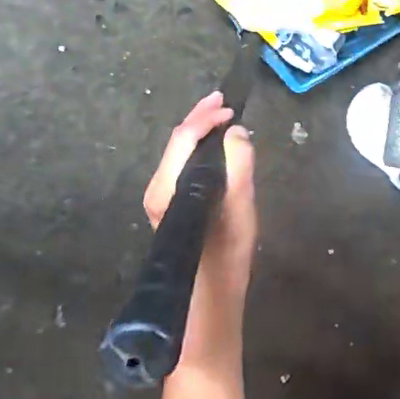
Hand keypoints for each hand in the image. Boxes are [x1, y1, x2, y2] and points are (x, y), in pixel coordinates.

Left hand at [144, 91, 257, 302]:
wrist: (209, 299)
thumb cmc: (226, 255)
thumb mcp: (241, 208)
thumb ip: (239, 166)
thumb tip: (236, 132)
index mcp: (168, 189)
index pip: (184, 139)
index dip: (206, 118)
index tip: (231, 108)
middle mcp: (159, 189)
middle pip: (178, 142)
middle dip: (199, 117)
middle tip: (223, 99)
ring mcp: (163, 198)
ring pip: (179, 153)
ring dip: (199, 130)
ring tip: (221, 115)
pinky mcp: (172, 205)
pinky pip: (183, 165)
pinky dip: (198, 147)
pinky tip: (215, 144)